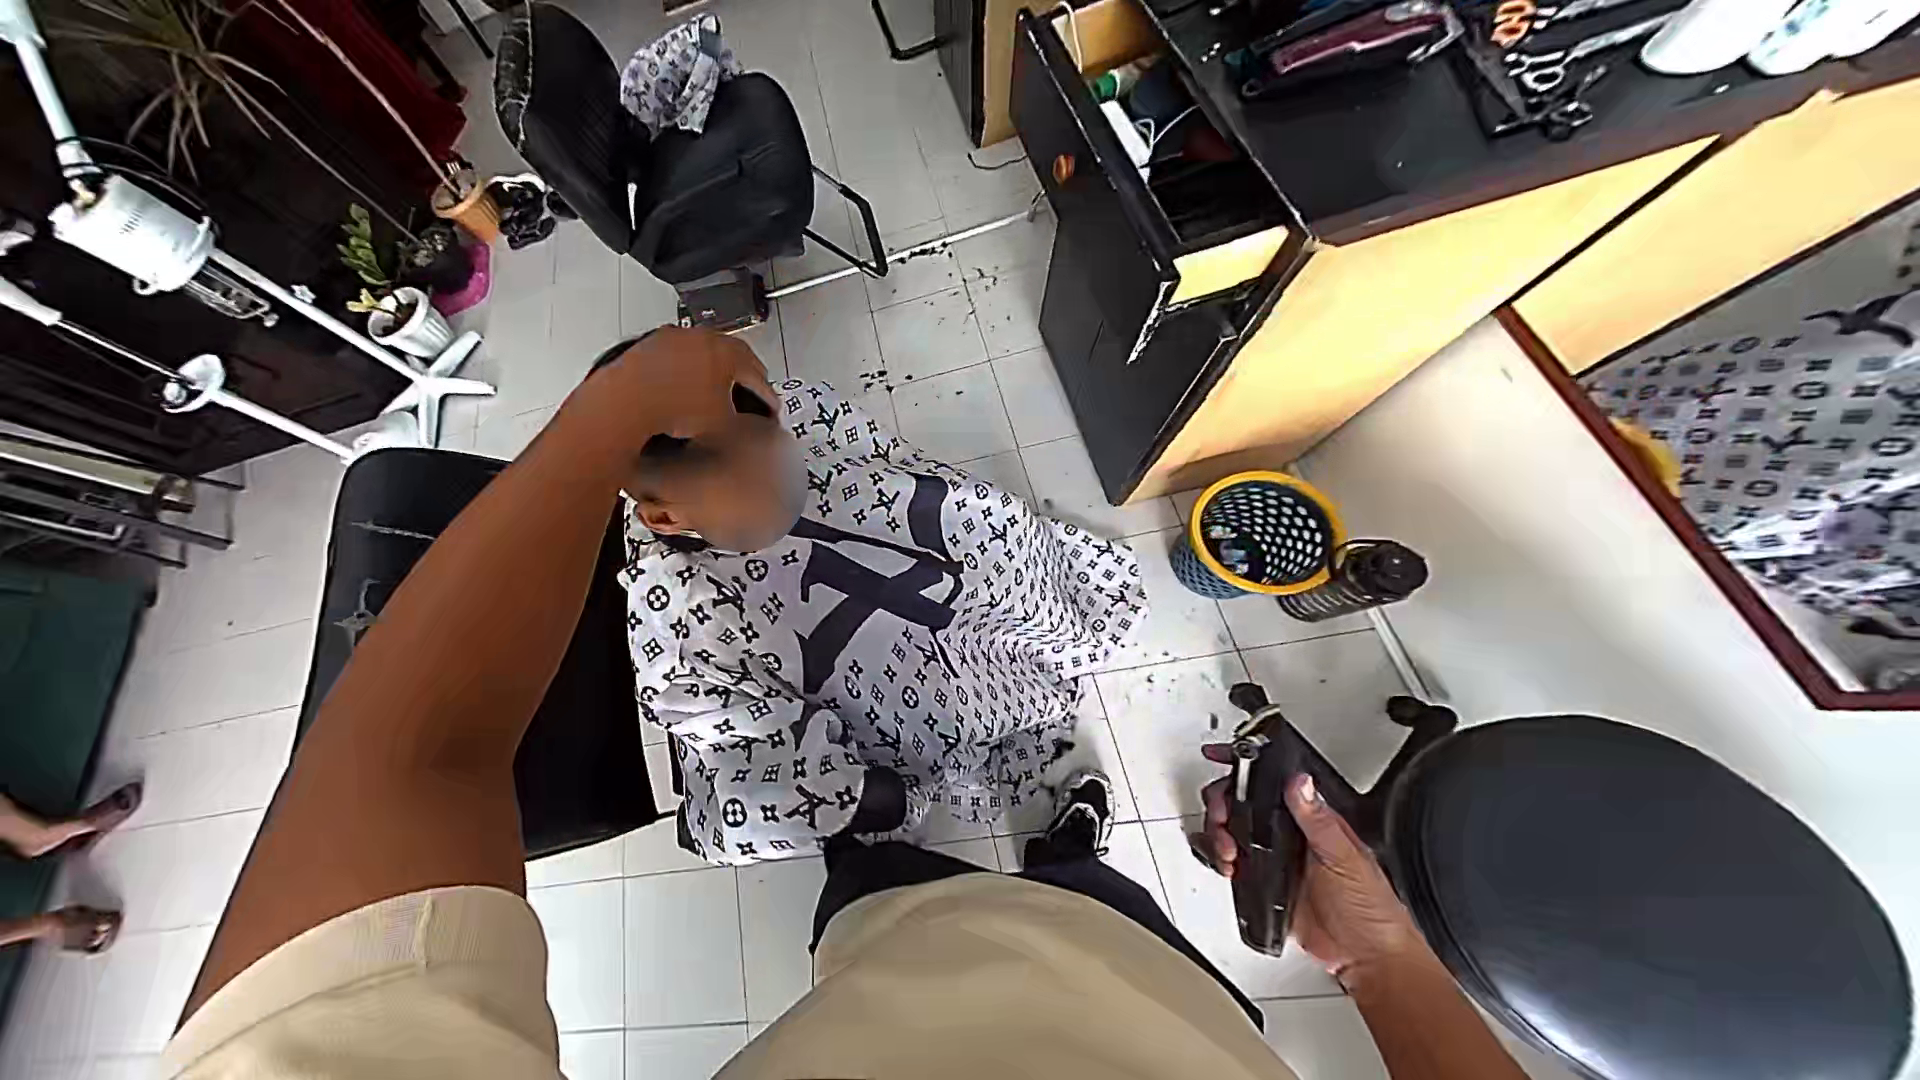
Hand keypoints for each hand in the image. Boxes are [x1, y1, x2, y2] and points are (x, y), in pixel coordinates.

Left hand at [555, 326, 773, 466]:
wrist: (626, 404)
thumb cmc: (671, 409)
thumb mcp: (724, 425)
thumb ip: (746, 423)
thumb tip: (752, 428)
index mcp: (730, 352)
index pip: (760, 377)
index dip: (767, 399)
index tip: (768, 409)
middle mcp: (703, 338)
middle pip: (735, 359)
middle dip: (743, 380)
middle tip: (746, 397)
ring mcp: (675, 337)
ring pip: (706, 356)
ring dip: (714, 373)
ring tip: (713, 395)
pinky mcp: (652, 344)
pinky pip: (679, 357)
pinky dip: (687, 372)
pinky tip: (684, 390)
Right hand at [1197, 753, 1427, 982]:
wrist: (1366, 959)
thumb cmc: (1372, 910)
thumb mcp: (1345, 858)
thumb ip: (1318, 820)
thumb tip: (1300, 782)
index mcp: (1310, 819)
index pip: (1272, 781)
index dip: (1244, 765)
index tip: (1220, 755)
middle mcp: (1289, 833)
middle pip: (1240, 801)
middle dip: (1222, 803)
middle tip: (1222, 817)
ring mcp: (1274, 855)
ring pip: (1231, 828)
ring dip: (1219, 834)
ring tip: (1228, 850)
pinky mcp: (1264, 880)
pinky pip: (1231, 860)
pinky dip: (1220, 859)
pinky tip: (1229, 866)